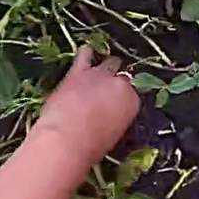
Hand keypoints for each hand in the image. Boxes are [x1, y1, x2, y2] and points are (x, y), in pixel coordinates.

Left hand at [30, 46, 140, 164]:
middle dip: (115, 83)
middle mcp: (120, 84)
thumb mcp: (113, 134)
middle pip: (122, 76)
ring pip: (109, 63)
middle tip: (105, 92)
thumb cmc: (91, 147)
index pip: (132, 94)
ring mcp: (100, 75)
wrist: (66, 140)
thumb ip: (116, 118)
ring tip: (100, 73)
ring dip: (105, 68)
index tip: (115, 105)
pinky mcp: (79, 71)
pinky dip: (86, 53)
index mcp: (132, 101)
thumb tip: (108, 115)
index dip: (122, 99)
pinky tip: (86, 51)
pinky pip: (85, 55)